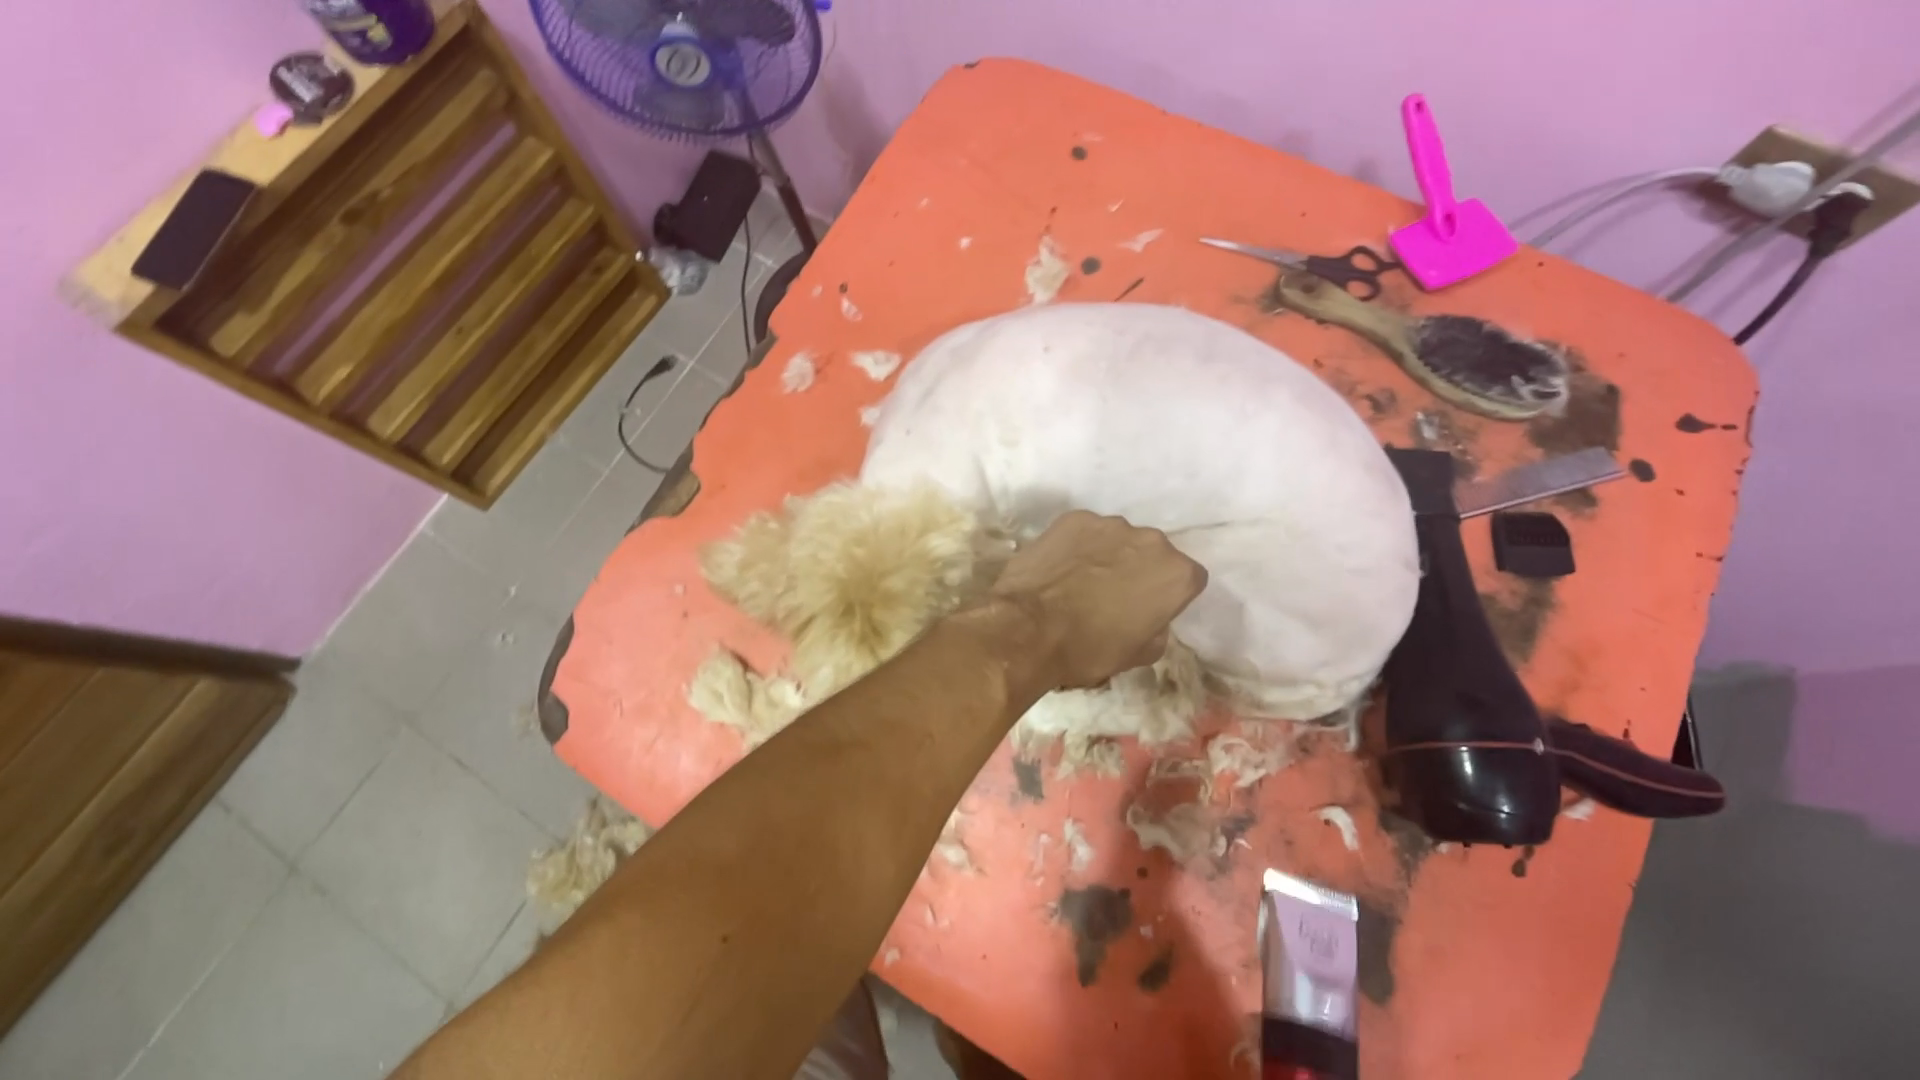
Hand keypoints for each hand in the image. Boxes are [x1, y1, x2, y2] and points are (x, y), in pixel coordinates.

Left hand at [986, 511, 1207, 689]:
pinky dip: (1077, 547)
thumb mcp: (1139, 655)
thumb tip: (1149, 619)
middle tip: (1112, 597)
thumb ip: (1157, 629)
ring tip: (1079, 582)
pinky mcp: (1074, 518)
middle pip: (1153, 554)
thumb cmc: (1090, 649)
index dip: (1168, 597)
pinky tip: (1059, 569)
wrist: (1030, 629)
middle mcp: (1152, 540)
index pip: (1188, 580)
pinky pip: (1085, 532)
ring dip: (1107, 556)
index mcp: (1177, 574)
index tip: (1148, 611)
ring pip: (1118, 540)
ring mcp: (1111, 524)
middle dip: (1139, 571)